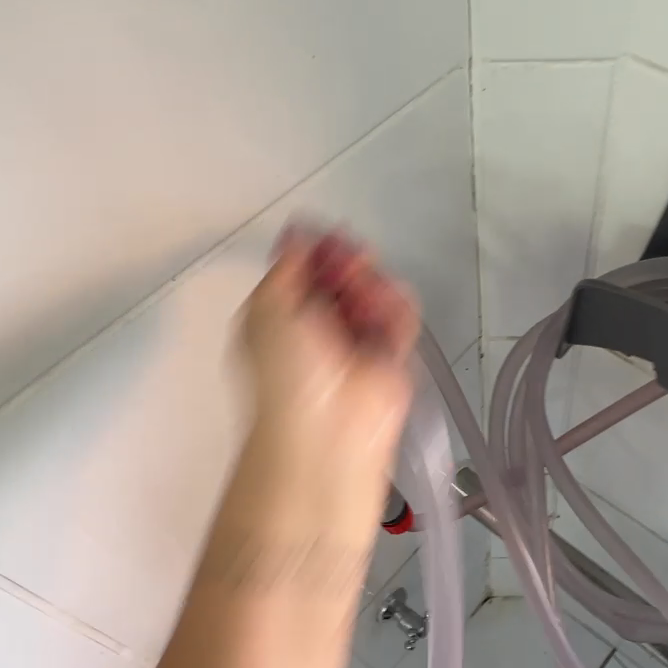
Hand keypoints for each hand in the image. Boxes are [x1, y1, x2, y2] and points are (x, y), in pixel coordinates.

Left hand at [239, 227, 419, 522]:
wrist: (328, 430)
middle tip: (351, 263)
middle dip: (348, 263)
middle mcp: (319, 328)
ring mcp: (357, 342)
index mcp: (283, 316)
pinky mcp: (391, 355)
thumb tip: (297, 237)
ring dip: (372, 286)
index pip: (304, 271)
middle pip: (342, 276)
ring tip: (365, 297)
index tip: (326, 238)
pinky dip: (397, 307)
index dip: (317, 250)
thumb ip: (286, 268)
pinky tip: (386, 307)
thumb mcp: (267, 308)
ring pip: (373, 292)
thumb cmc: (287, 377)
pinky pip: (400, 317)